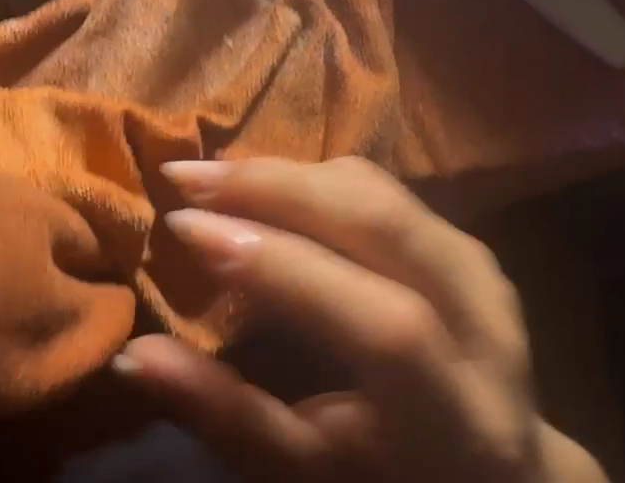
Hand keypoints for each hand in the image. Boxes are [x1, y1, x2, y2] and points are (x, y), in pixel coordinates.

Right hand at [113, 157, 605, 482]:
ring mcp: (478, 267)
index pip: (381, 323)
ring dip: (284, 172)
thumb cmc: (384, 476)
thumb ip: (224, 413)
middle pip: (383, 224)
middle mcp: (484, 324)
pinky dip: (305, 174)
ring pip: (375, 189)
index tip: (184, 227)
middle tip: (183, 176)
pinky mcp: (457, 235)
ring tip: (208, 177)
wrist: (494, 462)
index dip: (281, 267)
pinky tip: (255, 184)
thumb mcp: (305, 468)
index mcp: (459, 412)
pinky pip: (376, 184)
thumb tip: (131, 353)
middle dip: (273, 187)